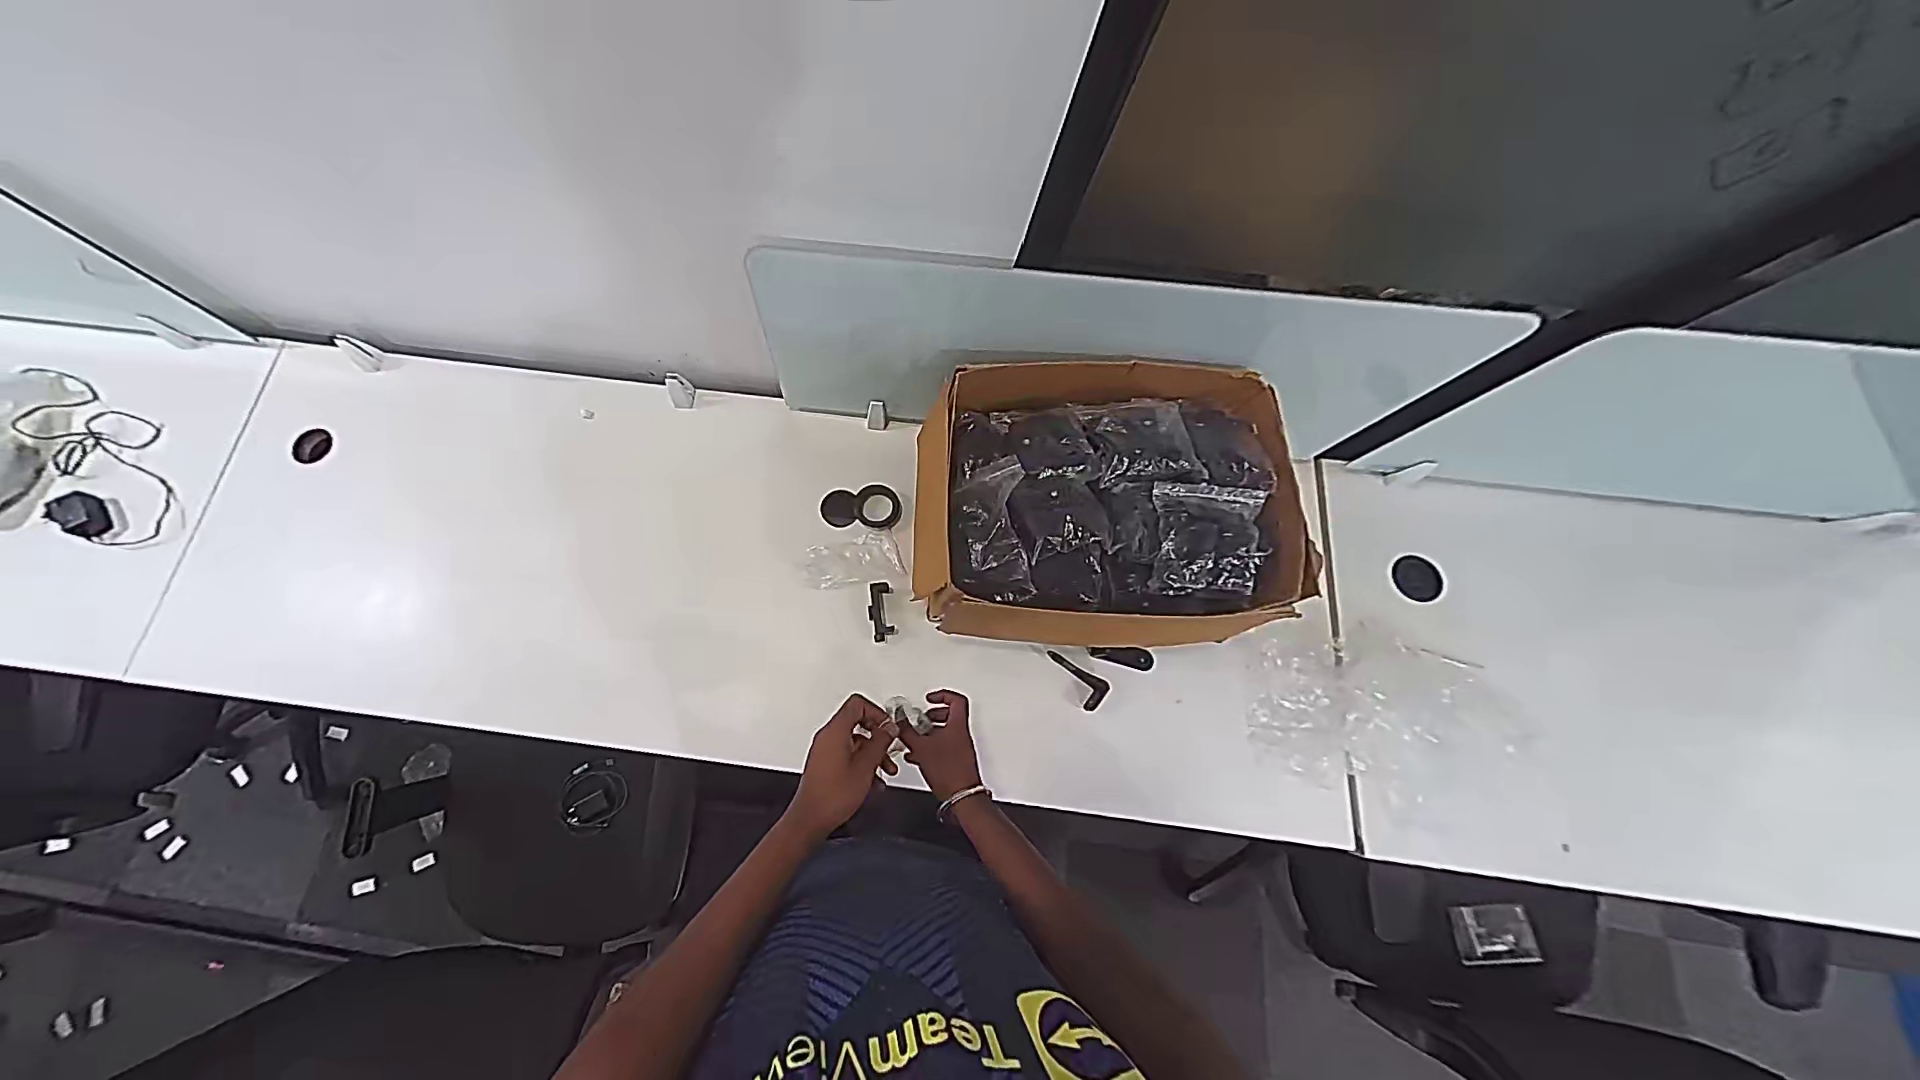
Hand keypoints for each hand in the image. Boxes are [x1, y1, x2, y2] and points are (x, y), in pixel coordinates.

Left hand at [783, 695, 898, 839]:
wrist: (811, 819)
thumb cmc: (832, 796)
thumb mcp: (866, 766)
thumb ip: (880, 742)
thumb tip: (889, 728)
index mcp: (835, 731)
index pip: (857, 704)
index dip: (877, 712)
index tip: (888, 727)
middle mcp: (827, 737)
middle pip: (858, 722)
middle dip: (878, 735)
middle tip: (889, 746)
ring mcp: (825, 750)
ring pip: (855, 741)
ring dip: (873, 752)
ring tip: (885, 769)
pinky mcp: (825, 763)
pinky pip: (848, 754)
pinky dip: (862, 762)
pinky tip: (872, 780)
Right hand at [899, 690, 983, 800]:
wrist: (961, 797)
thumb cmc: (949, 772)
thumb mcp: (921, 747)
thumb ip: (908, 732)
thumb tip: (900, 721)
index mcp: (957, 726)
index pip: (956, 700)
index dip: (942, 695)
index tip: (930, 698)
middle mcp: (961, 735)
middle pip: (950, 715)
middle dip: (933, 714)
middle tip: (922, 718)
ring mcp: (960, 748)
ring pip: (945, 732)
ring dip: (930, 732)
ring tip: (916, 737)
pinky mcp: (957, 760)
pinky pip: (944, 746)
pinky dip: (931, 745)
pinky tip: (919, 754)